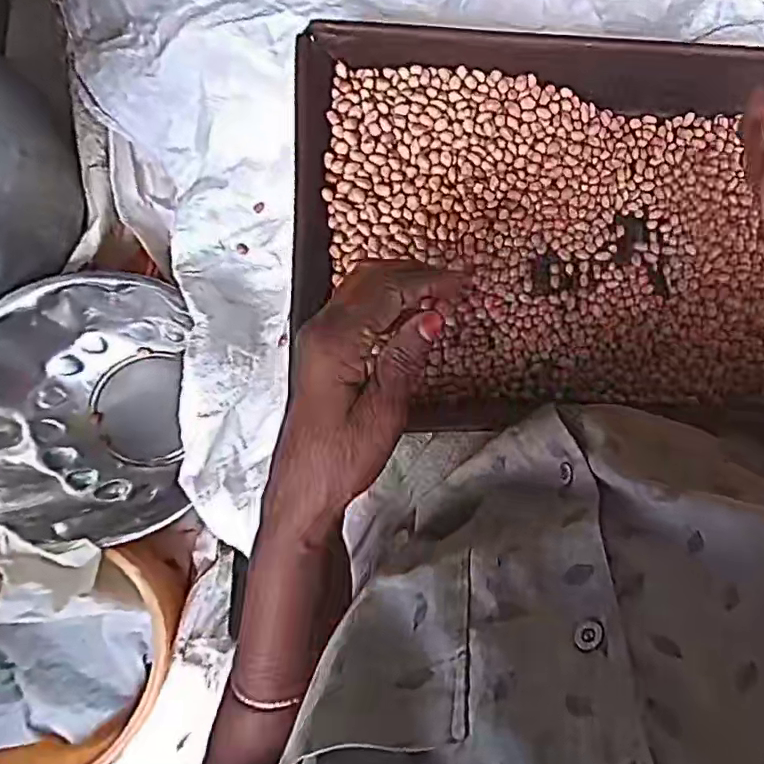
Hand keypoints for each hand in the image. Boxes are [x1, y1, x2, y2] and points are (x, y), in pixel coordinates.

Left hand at [261, 260, 465, 545]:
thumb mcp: (384, 411)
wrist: (304, 489)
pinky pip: (356, 309)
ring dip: (400, 283)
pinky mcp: (320, 351)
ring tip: (438, 293)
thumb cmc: (339, 459)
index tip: (459, 281)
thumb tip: (432, 317)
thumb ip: (406, 357)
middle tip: (453, 282)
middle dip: (415, 273)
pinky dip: (386, 301)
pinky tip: (409, 314)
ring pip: (361, 288)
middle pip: (370, 278)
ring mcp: (317, 339)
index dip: (428, 281)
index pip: (387, 290)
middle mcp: (320, 331)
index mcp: (335, 342)